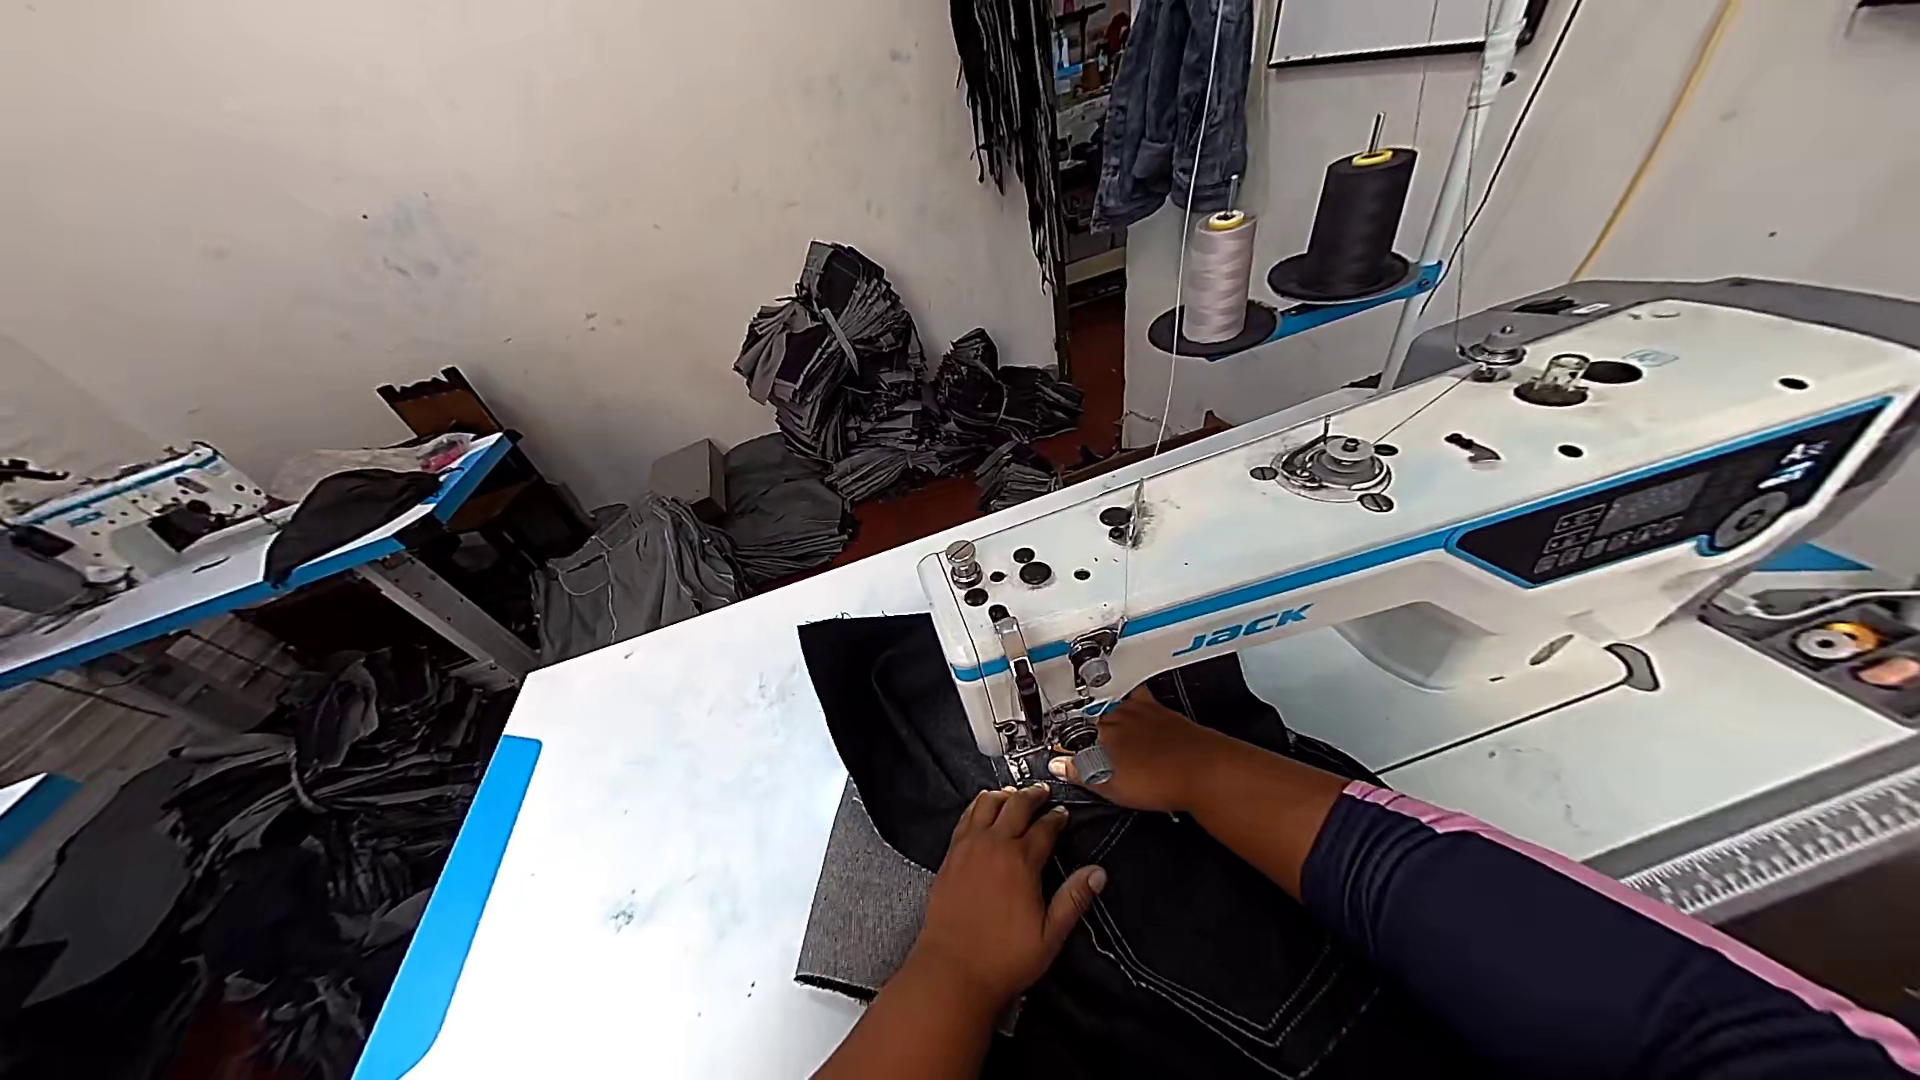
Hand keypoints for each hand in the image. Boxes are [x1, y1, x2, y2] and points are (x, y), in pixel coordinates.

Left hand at [906, 784, 1105, 1010]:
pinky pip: (966, 816)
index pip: (1045, 827)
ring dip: (1004, 794)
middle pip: (1016, 804)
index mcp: (1021, 860)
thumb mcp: (1049, 935)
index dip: (1057, 817)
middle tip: (1042, 792)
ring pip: (987, 803)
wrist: (953, 969)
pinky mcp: (951, 853)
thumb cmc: (1003, 957)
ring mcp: (969, 845)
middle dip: (1033, 795)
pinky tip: (983, 808)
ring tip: (1014, 794)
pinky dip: (978, 805)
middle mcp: (994, 844)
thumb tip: (1098, 873)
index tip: (1062, 813)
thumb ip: (1073, 899)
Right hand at [1047, 687, 1232, 811]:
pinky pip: (1142, 702)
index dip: (1073, 751)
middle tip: (1099, 756)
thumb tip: (1057, 765)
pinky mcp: (1162, 712)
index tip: (1073, 761)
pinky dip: (1137, 705)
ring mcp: (1142, 711)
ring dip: (1115, 722)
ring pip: (1118, 711)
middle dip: (1094, 736)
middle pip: (1096, 722)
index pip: (1077, 737)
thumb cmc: (1158, 780)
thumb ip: (1079, 772)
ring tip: (1121, 745)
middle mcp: (1118, 716)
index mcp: (1100, 732)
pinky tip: (1141, 717)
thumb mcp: (1110, 785)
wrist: (1204, 771)